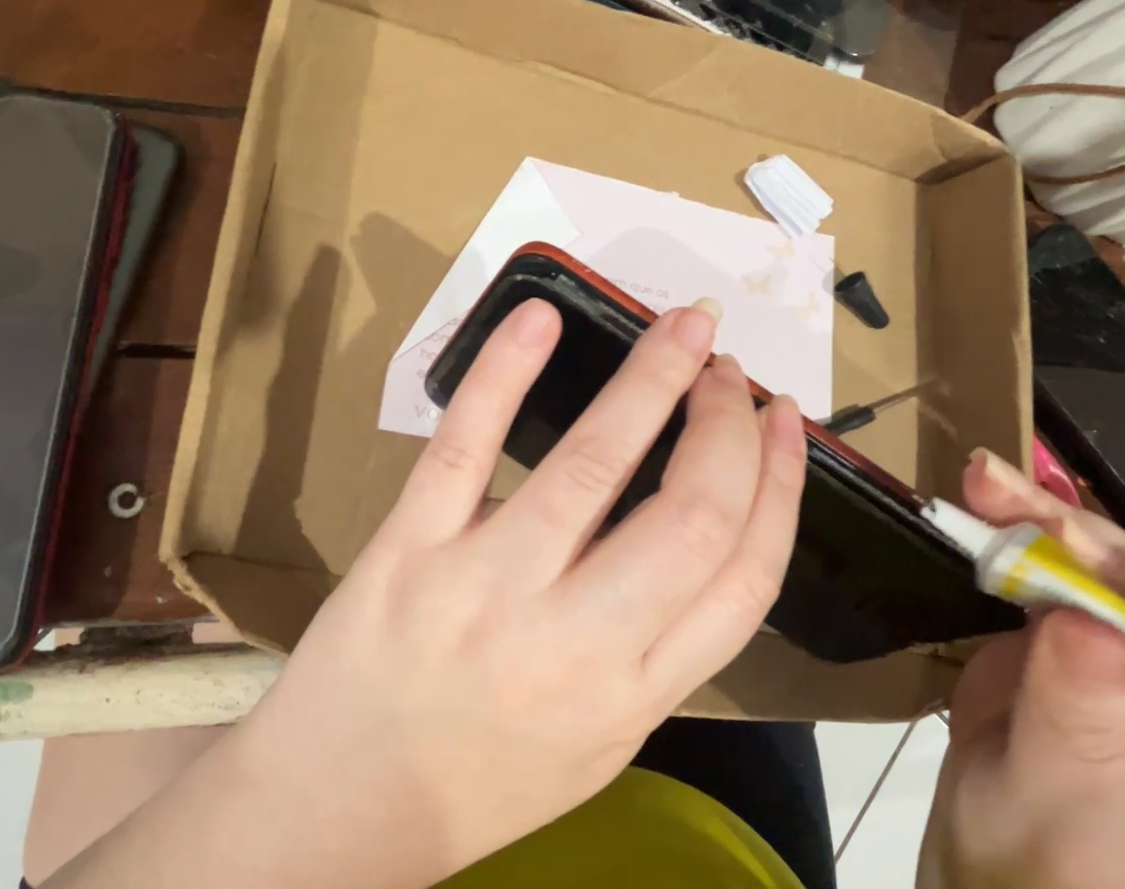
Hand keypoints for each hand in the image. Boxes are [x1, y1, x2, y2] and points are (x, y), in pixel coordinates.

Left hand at [99, 298, 804, 888]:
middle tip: (730, 371)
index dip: (779, 487)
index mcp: (634, 695)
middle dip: (727, 426)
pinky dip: (503, 373)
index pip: (745, 578)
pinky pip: (464, 446)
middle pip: (690, 514)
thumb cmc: (478, 780)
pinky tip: (539, 317)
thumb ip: (659, 656)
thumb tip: (708, 541)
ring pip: (592, 464)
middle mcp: (575, 642)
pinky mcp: (408, 548)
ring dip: (651, 379)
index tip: (784, 426)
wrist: (340, 805)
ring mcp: (485, 586)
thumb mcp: (599, 745)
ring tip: (684, 327)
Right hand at [921, 450, 1124, 888]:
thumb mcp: (1066, 835)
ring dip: (1081, 533)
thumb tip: (1086, 619)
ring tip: (998, 491)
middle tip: (1056, 535)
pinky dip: (1038, 534)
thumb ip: (1081, 735)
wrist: (979, 875)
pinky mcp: (1104, 642)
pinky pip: (1088, 579)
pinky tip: (994, 498)